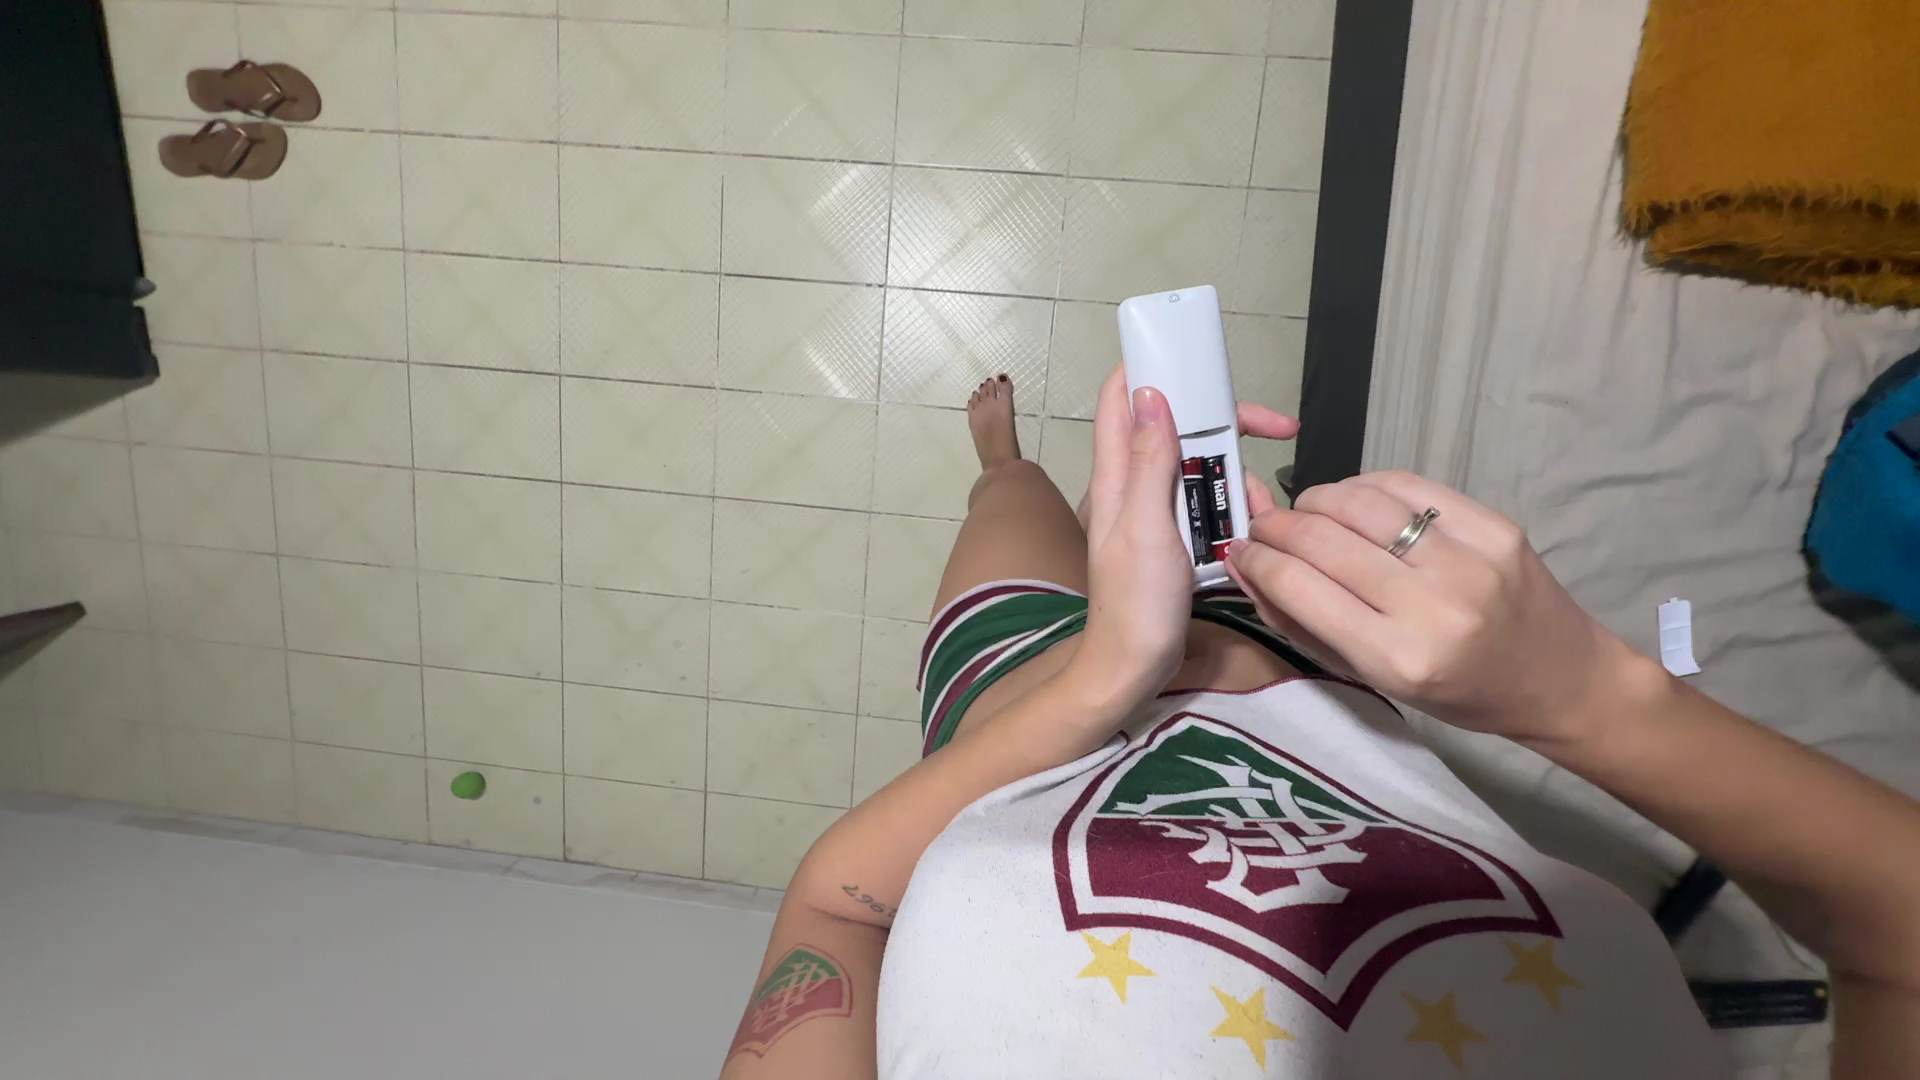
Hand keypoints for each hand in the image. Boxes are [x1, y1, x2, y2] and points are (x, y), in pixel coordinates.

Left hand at [1073, 366, 1300, 707]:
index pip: (1120, 400)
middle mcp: (1132, 484)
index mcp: (1116, 475)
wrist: (1134, 664)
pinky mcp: (1172, 533)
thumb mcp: (1146, 526)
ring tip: (1269, 500)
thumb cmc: (1136, 601)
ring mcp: (1153, 509)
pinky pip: (1205, 500)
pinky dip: (1233, 502)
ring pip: (1198, 464)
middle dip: (1225, 421)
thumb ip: (1147, 461)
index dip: (1152, 367)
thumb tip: (1149, 392)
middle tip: (1278, 429)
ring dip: (1238, 470)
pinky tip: (1259, 521)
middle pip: (1176, 426)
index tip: (1200, 360)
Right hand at [1225, 471, 1648, 745]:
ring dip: (1312, 501)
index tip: (1241, 550)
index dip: (1256, 558)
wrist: (1561, 678)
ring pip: (1356, 501)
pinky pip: (1403, 485)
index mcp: (1395, 657)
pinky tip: (1351, 504)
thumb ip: (1295, 619)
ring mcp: (1469, 559)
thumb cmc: (1451, 691)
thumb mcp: (1365, 674)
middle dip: (1274, 526)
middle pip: (1321, 538)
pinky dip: (1360, 488)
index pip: (1298, 585)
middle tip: (1263, 529)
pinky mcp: (1494, 525)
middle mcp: (1432, 604)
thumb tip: (1242, 562)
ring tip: (1306, 515)